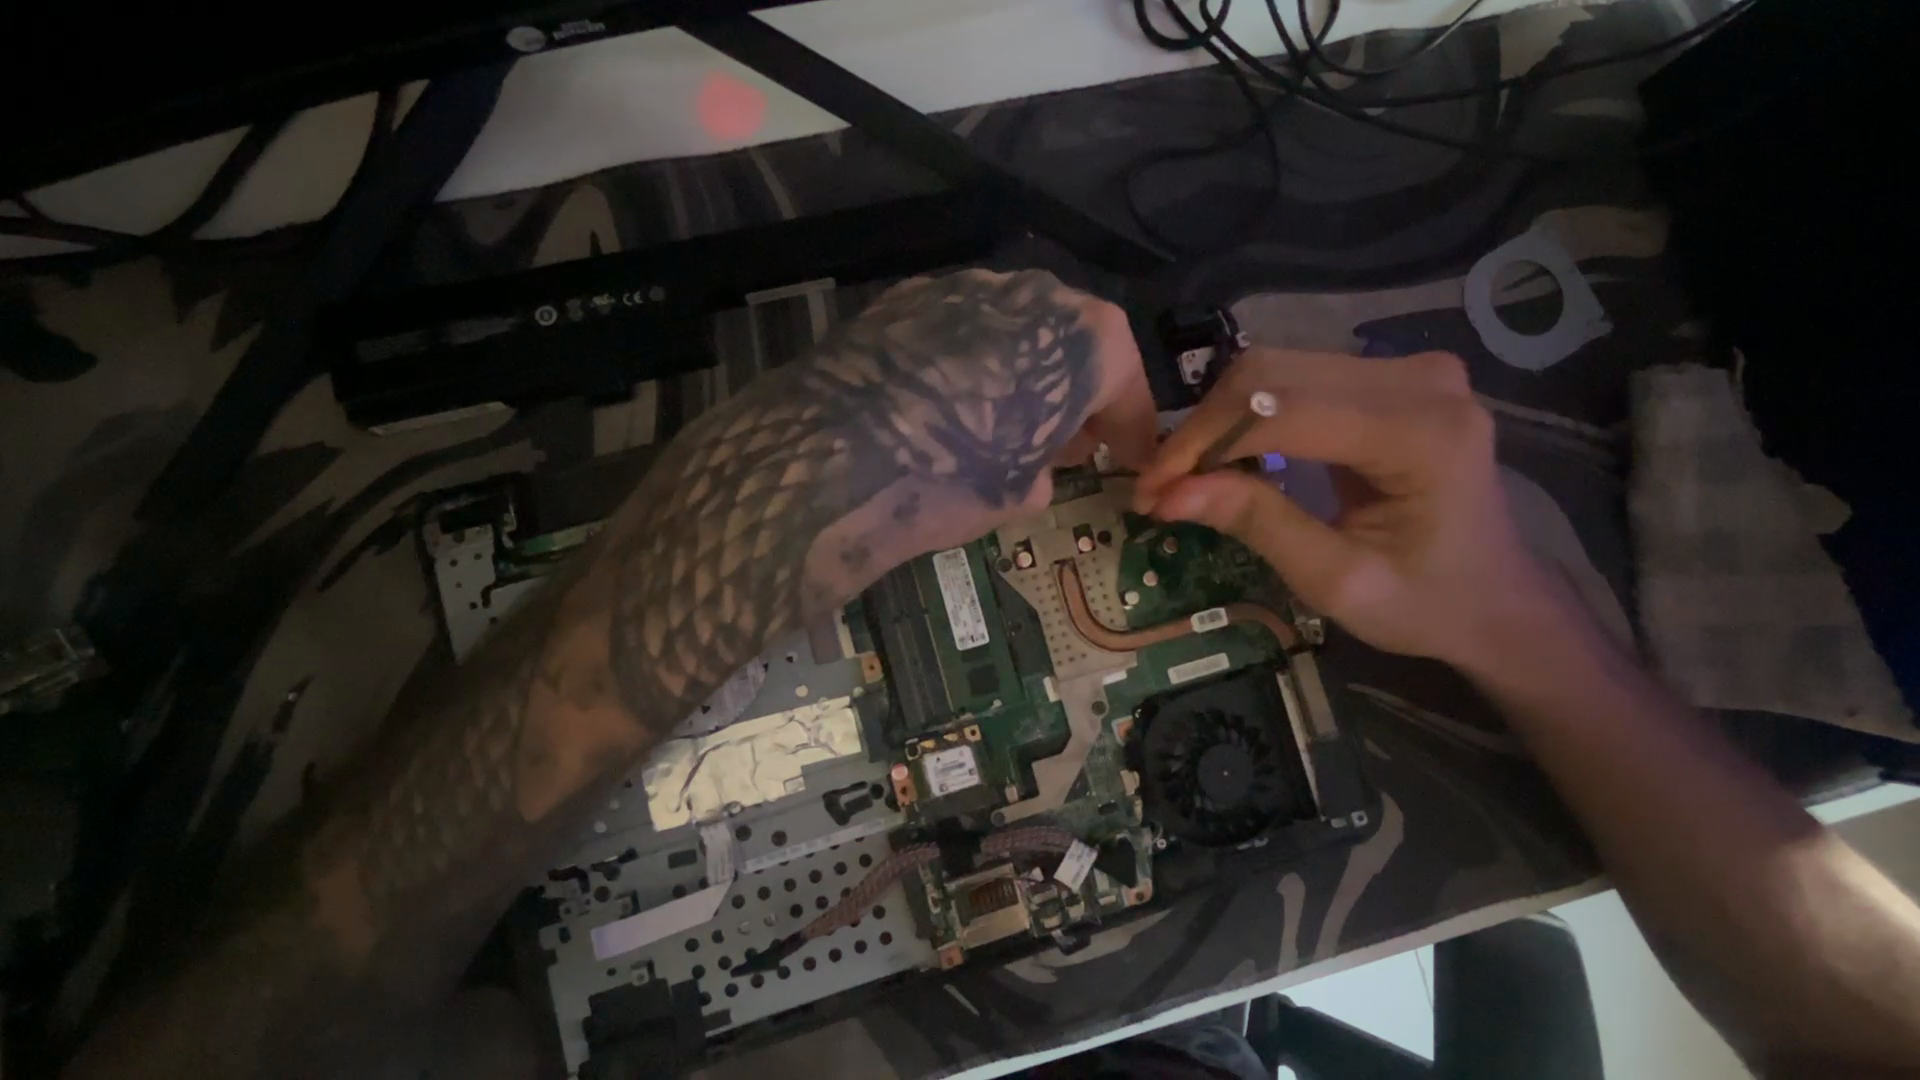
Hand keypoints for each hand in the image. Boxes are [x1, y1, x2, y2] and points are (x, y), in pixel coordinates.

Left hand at [840, 269, 1157, 534]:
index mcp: (1083, 337)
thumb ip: (1045, 469)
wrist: (835, 457)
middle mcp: (1032, 291)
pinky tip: (948, 399)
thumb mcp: (1019, 494)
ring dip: (1021, 368)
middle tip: (1066, 438)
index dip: (1129, 424)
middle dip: (1075, 390)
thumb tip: (1038, 467)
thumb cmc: (954, 480)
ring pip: (1014, 326)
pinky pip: (959, 326)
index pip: (1126, 378)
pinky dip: (969, 358)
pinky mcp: (905, 294)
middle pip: (1071, 339)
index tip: (1127, 455)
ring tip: (1004, 417)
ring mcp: (964, 283)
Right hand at [1133, 347, 1561, 673]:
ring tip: (1184, 476)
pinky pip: (1296, 378)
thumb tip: (1168, 494)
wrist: (1499, 600)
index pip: (1282, 411)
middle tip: (1159, 488)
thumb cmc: (1427, 604)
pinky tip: (1225, 457)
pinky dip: (1246, 416)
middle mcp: (1421, 380)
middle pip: (1273, 375)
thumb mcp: (1337, 581)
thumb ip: (1259, 525)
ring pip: (1275, 369)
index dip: (1203, 444)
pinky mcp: (1391, 377)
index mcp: (1422, 433)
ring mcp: (1409, 370)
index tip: (1149, 490)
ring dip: (1217, 420)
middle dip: (1202, 430)